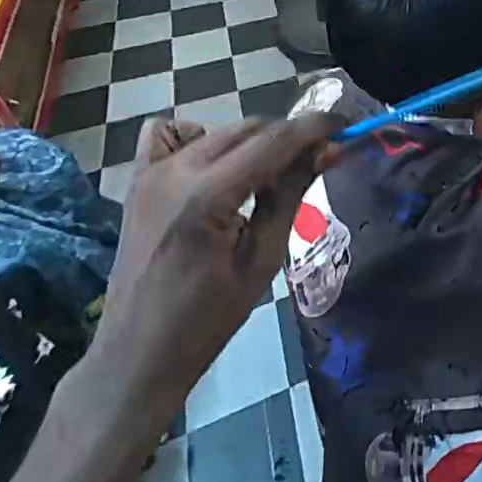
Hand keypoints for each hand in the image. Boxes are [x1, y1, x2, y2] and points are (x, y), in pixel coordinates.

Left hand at [99, 114, 341, 397]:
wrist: (137, 355)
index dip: (315, 127)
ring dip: (251, 143)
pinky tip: (211, 168)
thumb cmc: (207, 320)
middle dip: (287, 140)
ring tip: (261, 181)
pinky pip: (167, 133)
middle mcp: (177, 170)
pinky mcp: (137, 178)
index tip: (345, 127)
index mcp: (209, 196)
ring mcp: (150, 171)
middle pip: (250, 129)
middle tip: (312, 165)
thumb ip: (292, 195)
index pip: (275, 140)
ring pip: (219, 130)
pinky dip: (197, 138)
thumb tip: (328, 150)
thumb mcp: (262, 260)